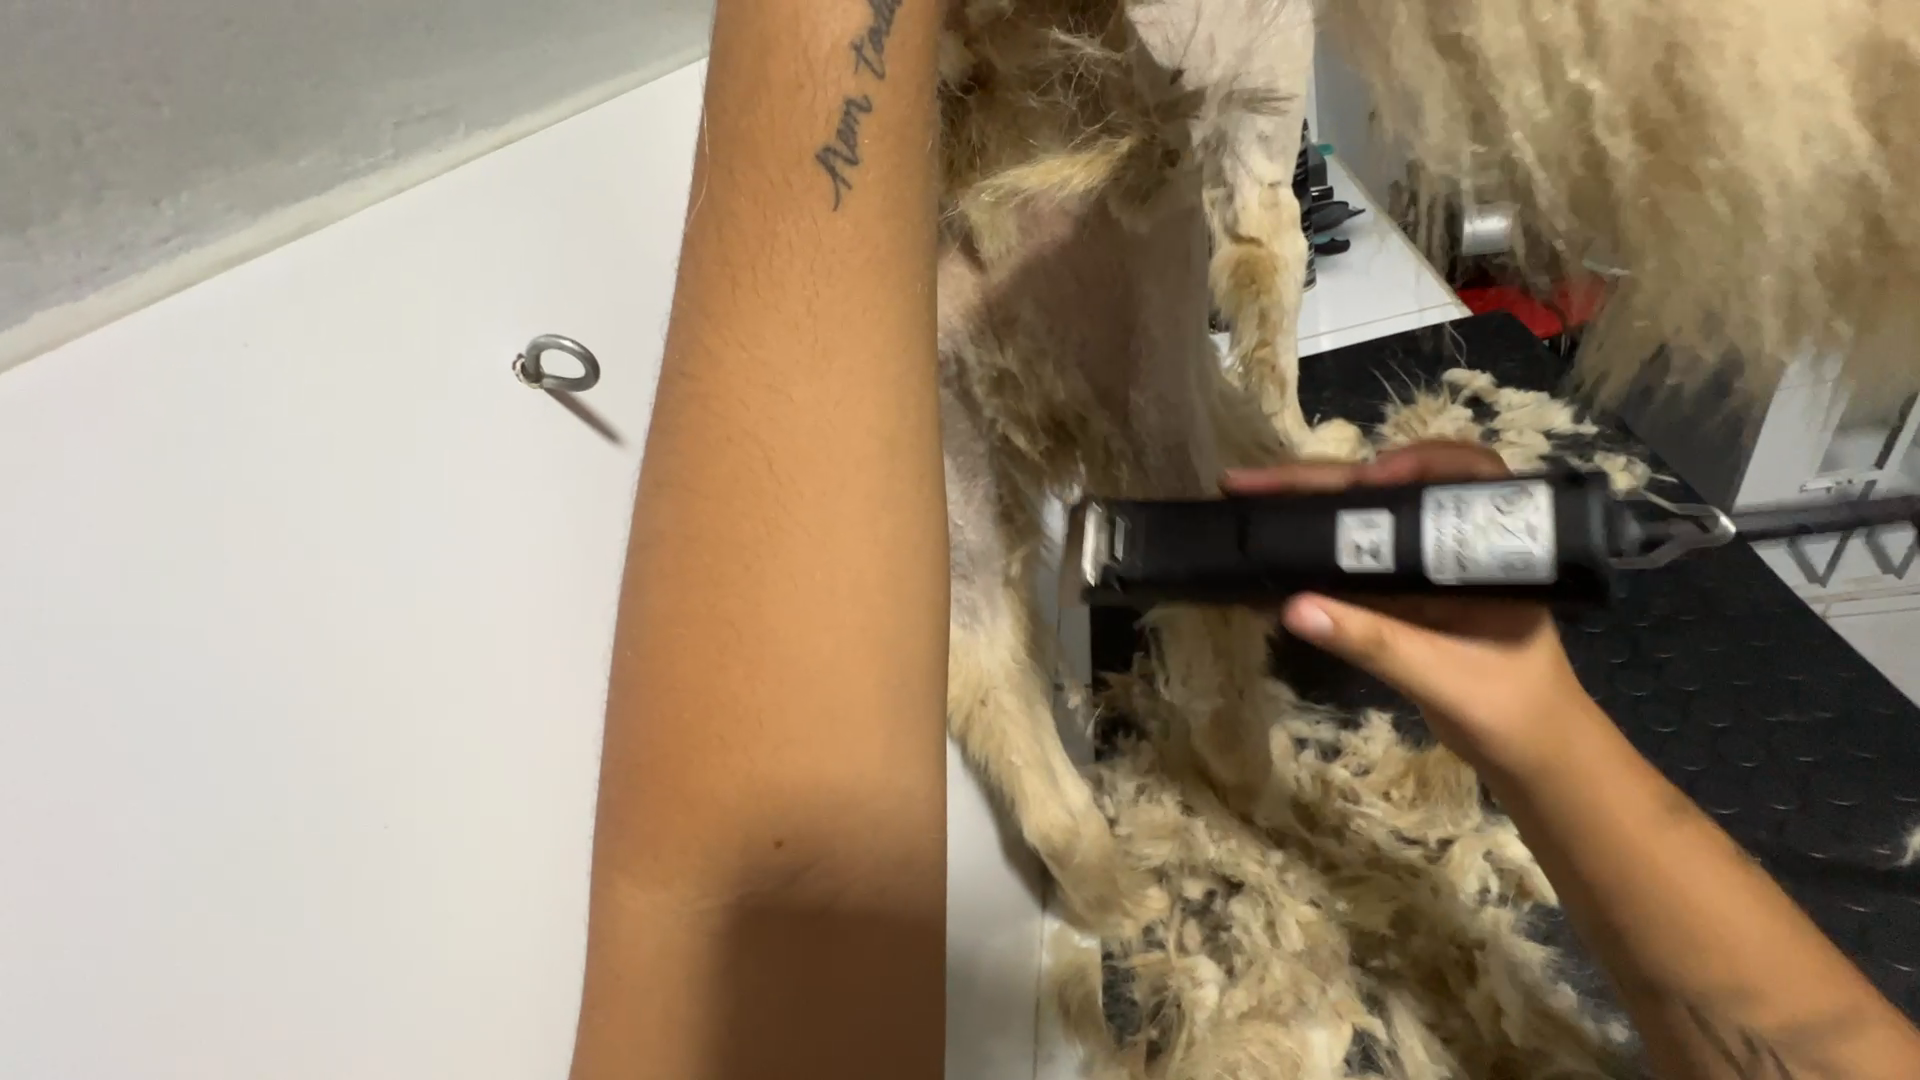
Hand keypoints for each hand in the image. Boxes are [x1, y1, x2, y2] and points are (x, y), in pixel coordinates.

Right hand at [1223, 442, 1605, 779]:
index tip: (1373, 474)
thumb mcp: (1444, 676)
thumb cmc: (1512, 711)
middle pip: (1388, 494)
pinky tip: (1268, 561)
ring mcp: (1424, 573)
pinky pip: (1350, 565)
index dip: (1419, 461)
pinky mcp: (1399, 599)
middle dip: (1321, 481)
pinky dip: (1308, 559)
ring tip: (1250, 500)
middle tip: (1251, 481)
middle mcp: (1457, 549)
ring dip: (1306, 511)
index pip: (1465, 476)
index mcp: (1494, 550)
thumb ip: (1375, 642)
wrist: (1528, 757)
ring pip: (1363, 523)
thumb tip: (1295, 609)